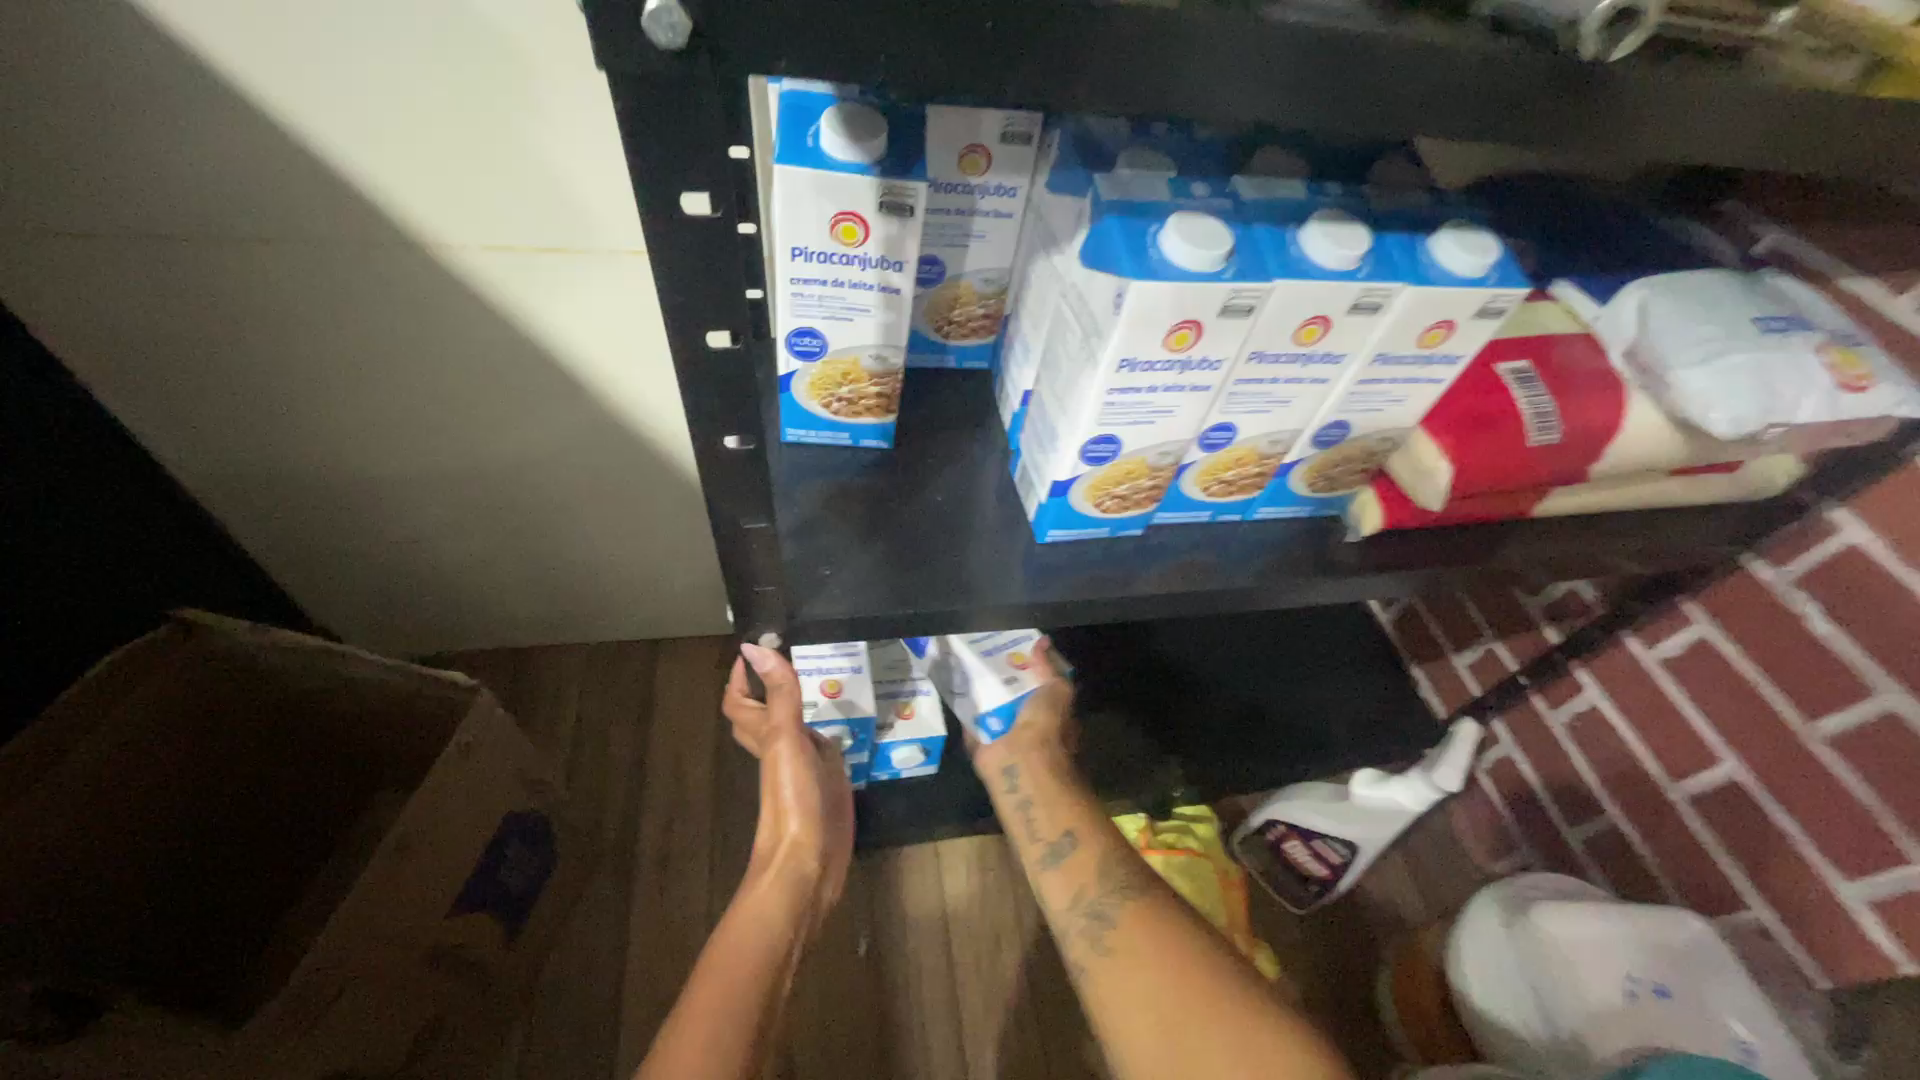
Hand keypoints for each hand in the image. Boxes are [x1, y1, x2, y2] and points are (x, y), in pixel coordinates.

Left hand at [724, 643, 854, 932]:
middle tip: (798, 659)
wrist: (809, 864)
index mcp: (765, 737)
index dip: (740, 679)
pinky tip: (853, 726)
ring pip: (798, 732)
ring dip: (808, 708)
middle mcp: (781, 750)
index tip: (755, 648)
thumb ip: (778, 695)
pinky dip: (834, 735)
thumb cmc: (792, 799)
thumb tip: (754, 647)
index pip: (739, 704)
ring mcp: (805, 770)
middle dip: (774, 688)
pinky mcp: (829, 786)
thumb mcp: (785, 739)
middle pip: (766, 716)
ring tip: (832, 681)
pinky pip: (827, 753)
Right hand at [968, 636, 1076, 775]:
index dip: (1028, 666)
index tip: (1012, 647)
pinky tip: (953, 687)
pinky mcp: (980, 744)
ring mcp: (1003, 735)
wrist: (1023, 763)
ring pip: (989, 707)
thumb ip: (1049, 667)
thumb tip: (1041, 642)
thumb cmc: (1047, 725)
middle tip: (984, 651)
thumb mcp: (1058, 690)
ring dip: (979, 691)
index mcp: (1050, 712)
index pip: (1038, 685)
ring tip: (964, 663)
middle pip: (1011, 695)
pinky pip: (970, 722)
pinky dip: (962, 709)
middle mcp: (1027, 723)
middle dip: (1000, 677)